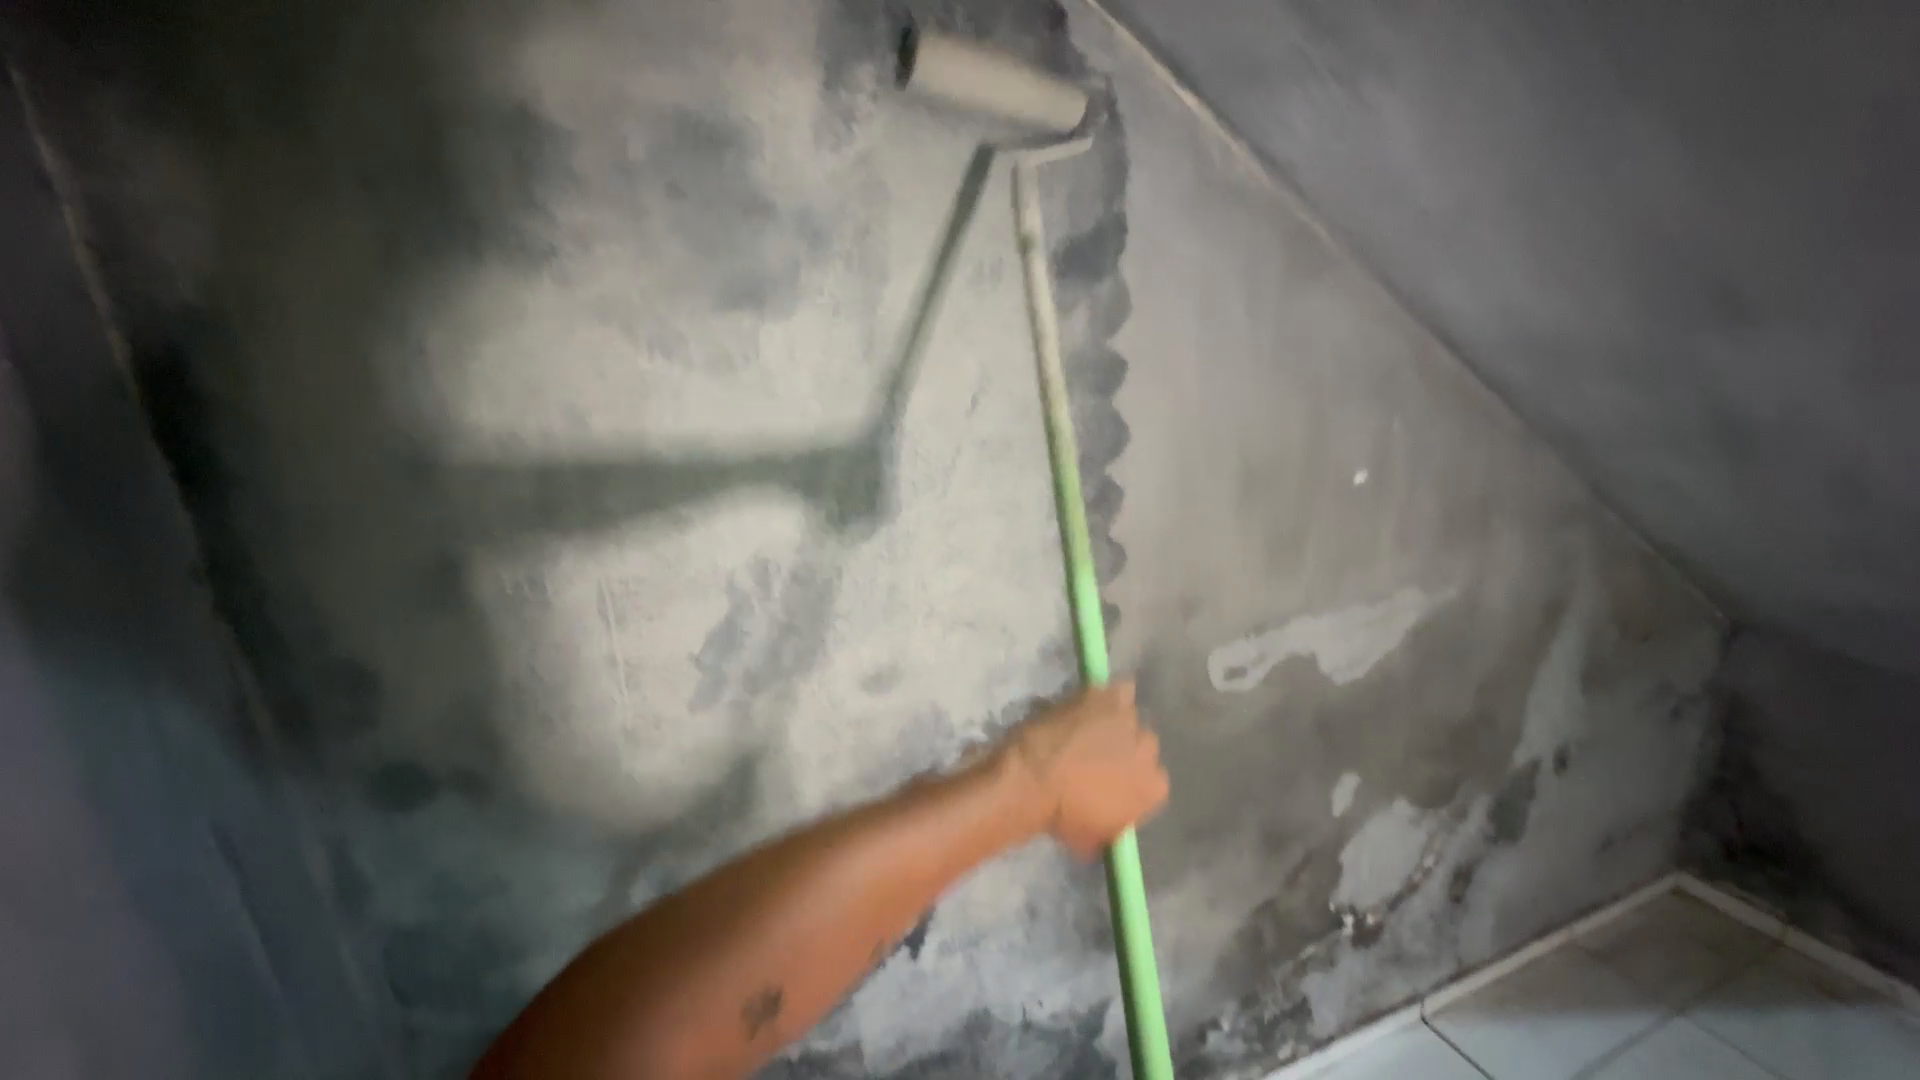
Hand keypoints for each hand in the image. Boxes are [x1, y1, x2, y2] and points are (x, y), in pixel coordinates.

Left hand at [1004, 681, 1168, 858]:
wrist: (1034, 779)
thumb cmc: (1062, 815)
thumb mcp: (1094, 839)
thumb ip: (1113, 827)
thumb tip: (1110, 825)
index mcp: (1154, 789)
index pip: (1151, 781)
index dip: (1128, 780)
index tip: (1108, 780)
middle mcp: (1150, 752)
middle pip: (1142, 746)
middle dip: (1123, 749)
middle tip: (1095, 753)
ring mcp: (1130, 720)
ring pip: (1129, 717)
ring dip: (1113, 722)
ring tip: (1087, 727)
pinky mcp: (1108, 696)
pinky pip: (1121, 689)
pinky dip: (1108, 696)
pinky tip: (1092, 703)